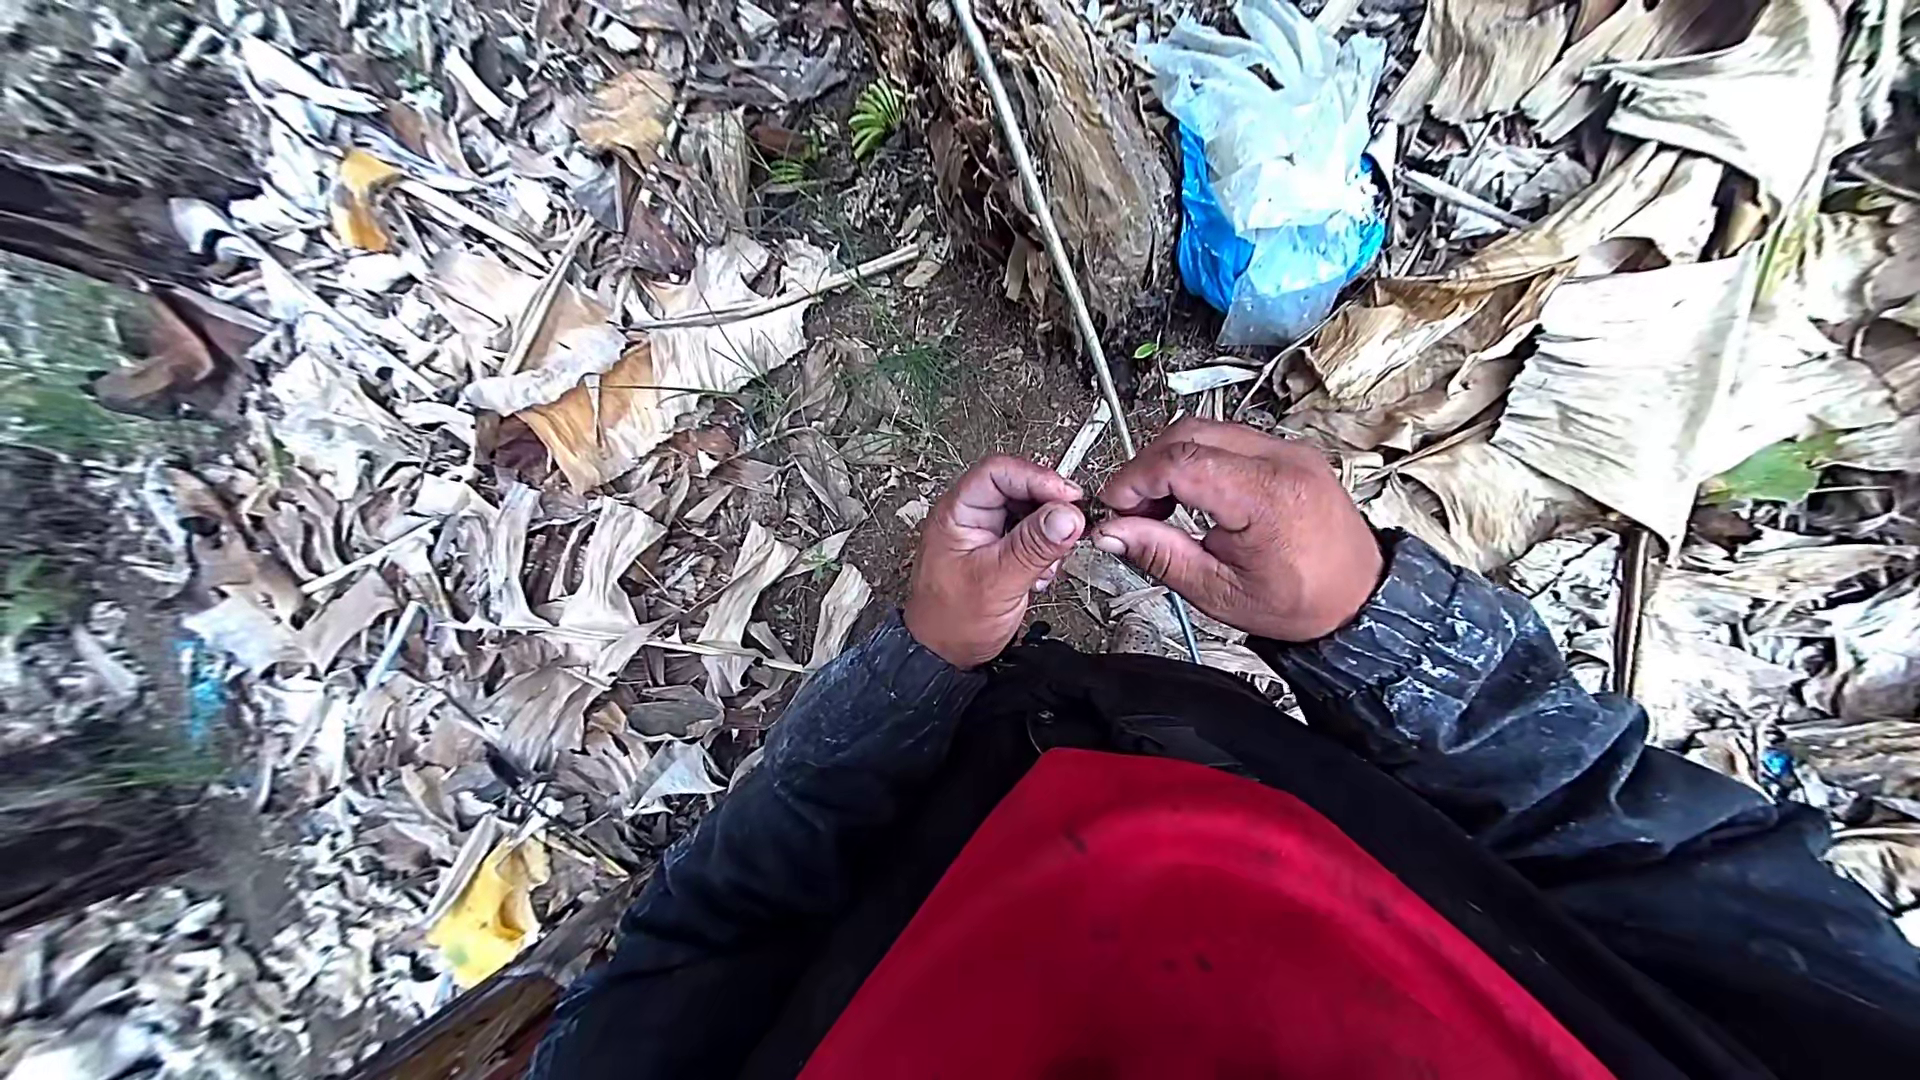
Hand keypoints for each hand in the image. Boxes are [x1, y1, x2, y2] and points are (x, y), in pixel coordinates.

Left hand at [905, 456, 1085, 667]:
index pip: (1000, 472)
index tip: (1069, 497)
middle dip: (1048, 508)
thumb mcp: (996, 582)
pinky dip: (1044, 551)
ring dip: (1048, 533)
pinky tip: (1041, 573)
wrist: (943, 656)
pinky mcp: (1000, 550)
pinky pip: (1031, 535)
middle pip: (1019, 488)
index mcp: (956, 513)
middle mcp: (970, 517)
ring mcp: (986, 533)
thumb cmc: (950, 622)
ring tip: (1049, 560)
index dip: (1037, 479)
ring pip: (1029, 512)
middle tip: (1070, 526)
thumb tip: (1066, 515)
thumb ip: (1033, 547)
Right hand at [1090, 419, 1381, 641]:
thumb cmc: (1302, 601)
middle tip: (1131, 508)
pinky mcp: (1285, 452)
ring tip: (1158, 505)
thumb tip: (1112, 531)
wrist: (1357, 599)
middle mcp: (1282, 461)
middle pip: (1185, 435)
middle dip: (1144, 468)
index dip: (1133, 480)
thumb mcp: (1217, 590)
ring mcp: (1287, 450)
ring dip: (1166, 462)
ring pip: (1201, 429)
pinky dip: (1192, 460)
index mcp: (1267, 496)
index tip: (1114, 505)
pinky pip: (1224, 438)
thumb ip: (1158, 554)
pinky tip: (1187, 494)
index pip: (1178, 461)